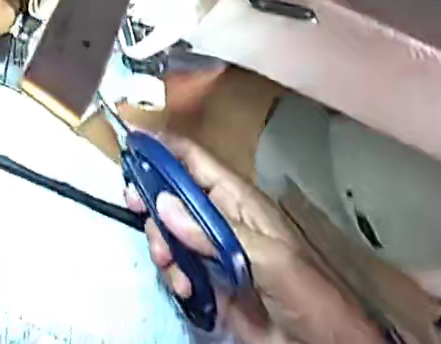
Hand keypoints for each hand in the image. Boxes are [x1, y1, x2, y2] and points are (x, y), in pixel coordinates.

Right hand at [129, 133, 383, 343]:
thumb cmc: (312, 299)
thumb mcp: (270, 261)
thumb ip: (213, 231)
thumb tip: (161, 203)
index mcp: (237, 200)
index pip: (192, 159)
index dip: (161, 145)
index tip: (128, 141)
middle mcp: (219, 219)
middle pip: (169, 191)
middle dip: (150, 197)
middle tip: (135, 204)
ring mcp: (211, 252)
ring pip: (166, 230)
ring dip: (160, 243)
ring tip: (169, 262)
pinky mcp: (208, 284)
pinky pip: (175, 267)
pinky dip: (172, 274)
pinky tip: (185, 288)